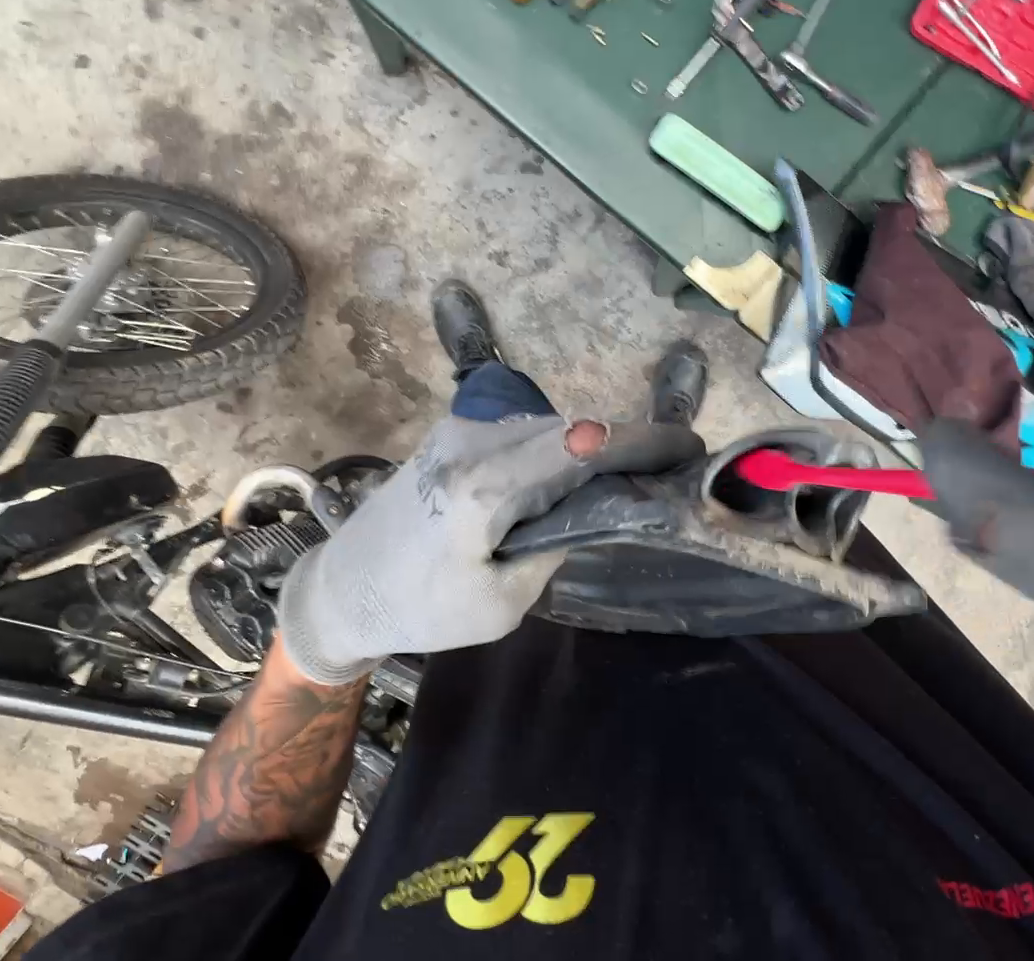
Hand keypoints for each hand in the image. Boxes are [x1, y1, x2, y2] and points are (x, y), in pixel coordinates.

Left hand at [275, 415, 703, 683]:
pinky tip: (577, 471)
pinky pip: (523, 431)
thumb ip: (553, 545)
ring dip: (592, 444)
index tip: (688, 449)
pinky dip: (559, 445)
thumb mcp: (502, 602)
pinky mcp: (452, 434)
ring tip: (631, 473)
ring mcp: (459, 430)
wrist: (345, 586)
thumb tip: (593, 507)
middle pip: (571, 427)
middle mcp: (472, 442)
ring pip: (549, 424)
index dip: (641, 441)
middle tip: (669, 468)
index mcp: (484, 485)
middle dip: (625, 443)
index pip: (580, 443)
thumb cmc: (422, 609)